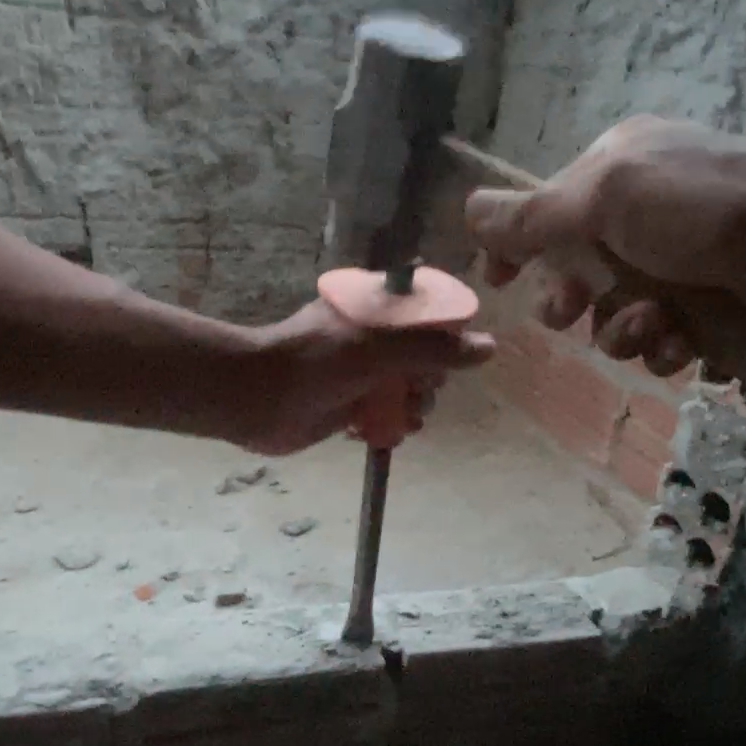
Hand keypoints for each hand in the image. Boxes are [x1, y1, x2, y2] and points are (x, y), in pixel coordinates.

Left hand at [231, 299, 493, 456]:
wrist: (257, 400)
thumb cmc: (315, 363)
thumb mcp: (379, 349)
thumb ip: (434, 349)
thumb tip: (488, 349)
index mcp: (380, 311)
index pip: (433, 317)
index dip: (447, 340)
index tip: (440, 361)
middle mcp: (375, 340)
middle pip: (427, 360)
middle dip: (428, 382)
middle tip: (412, 391)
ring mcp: (364, 375)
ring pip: (410, 392)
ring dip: (413, 409)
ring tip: (400, 419)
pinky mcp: (351, 408)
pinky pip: (387, 416)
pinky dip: (390, 427)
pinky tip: (382, 434)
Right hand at [464, 116, 745, 376]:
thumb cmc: (704, 211)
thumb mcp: (605, 199)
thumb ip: (533, 213)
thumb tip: (469, 211)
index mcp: (618, 168)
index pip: (545, 208)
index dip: (516, 248)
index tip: (498, 284)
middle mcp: (647, 208)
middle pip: (576, 270)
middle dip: (570, 301)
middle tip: (571, 313)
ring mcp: (682, 258)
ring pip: (617, 314)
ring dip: (623, 332)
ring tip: (654, 328)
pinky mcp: (714, 303)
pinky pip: (663, 338)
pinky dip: (666, 347)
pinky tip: (686, 347)